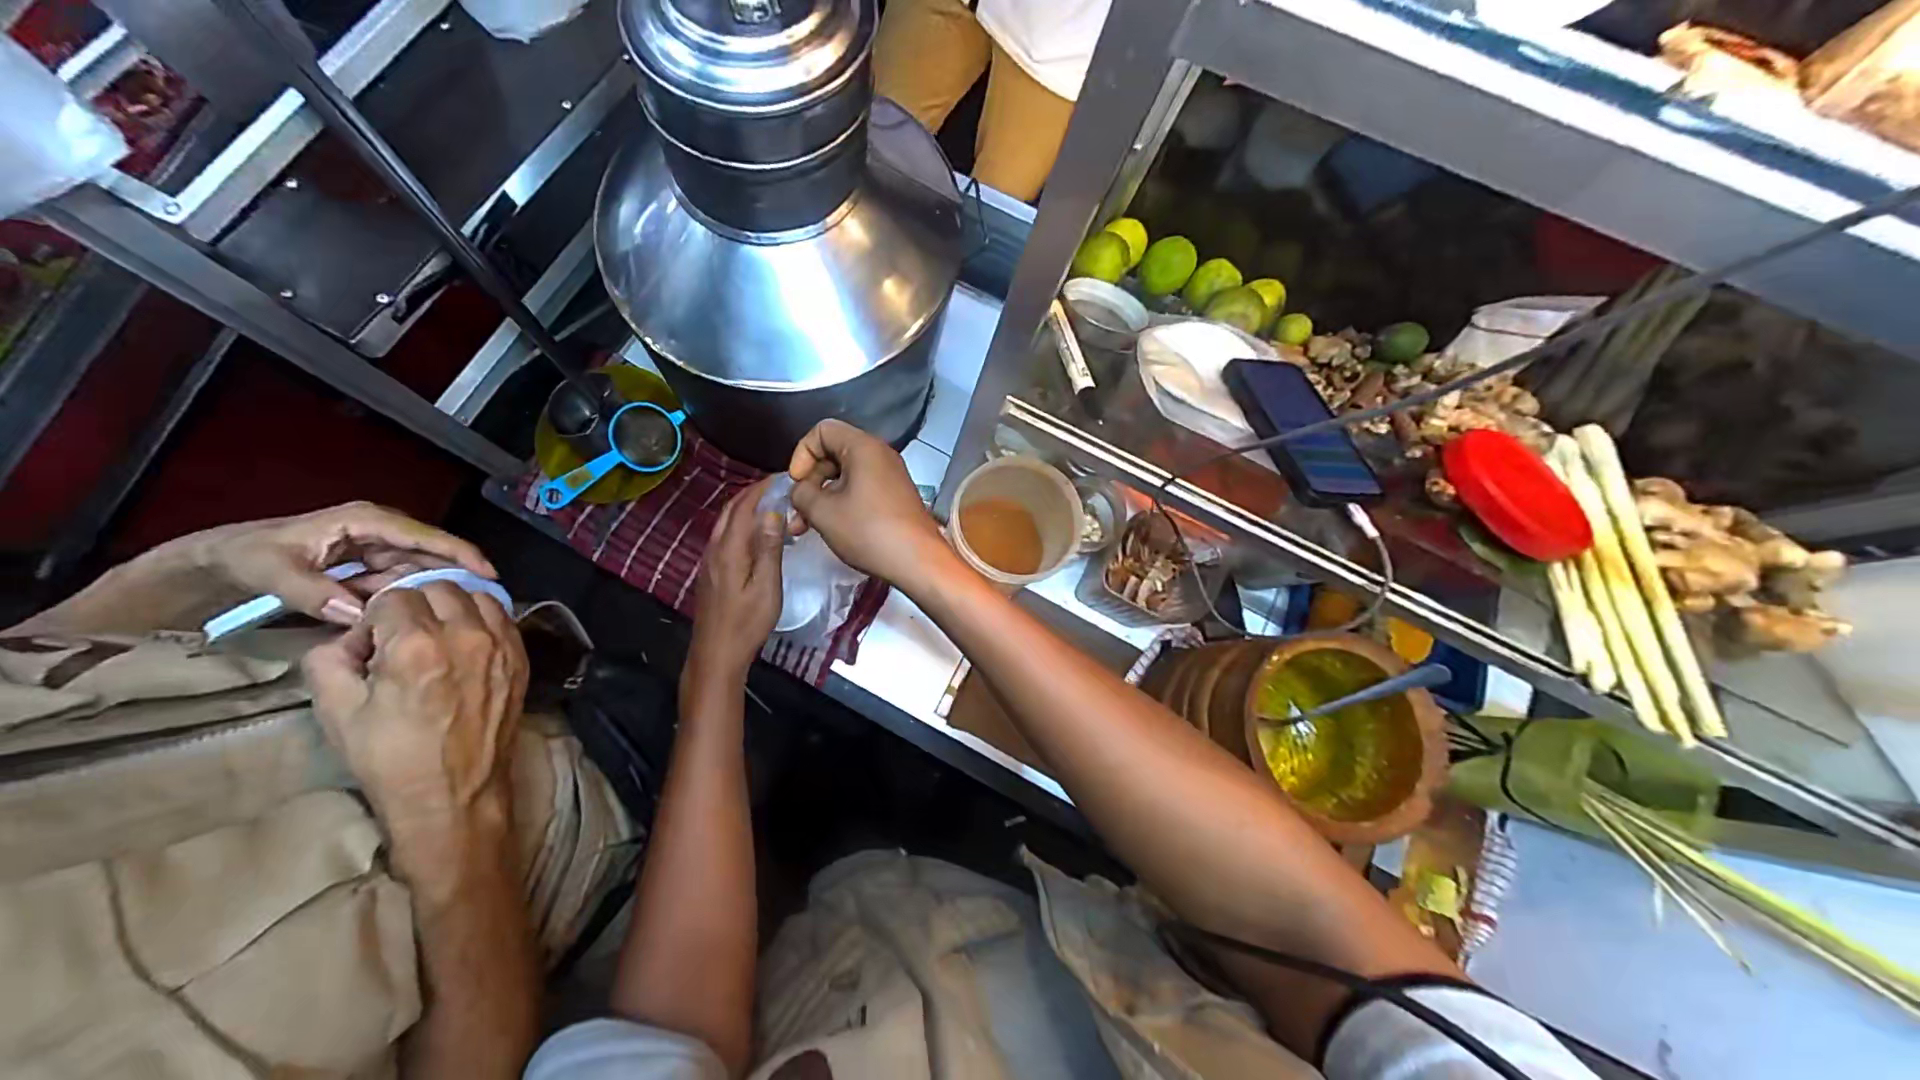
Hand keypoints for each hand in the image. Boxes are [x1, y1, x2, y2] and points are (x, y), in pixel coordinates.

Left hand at [190, 501, 495, 625]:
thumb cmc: (246, 557)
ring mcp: (376, 550)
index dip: (460, 553)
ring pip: (419, 570)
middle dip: (456, 574)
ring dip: (435, 590)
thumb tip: (360, 614)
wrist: (214, 564)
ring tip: (460, 614)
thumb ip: (313, 593)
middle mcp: (380, 532)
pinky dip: (412, 598)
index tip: (489, 575)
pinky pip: (400, 583)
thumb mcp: (271, 571)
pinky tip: (426, 617)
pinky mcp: (370, 568)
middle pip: (431, 553)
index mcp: (366, 521)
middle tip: (482, 602)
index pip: (425, 536)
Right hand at [302, 583, 527, 879]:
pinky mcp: (521, 658)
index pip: (394, 597)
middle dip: (414, 604)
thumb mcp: (336, 708)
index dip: (375, 618)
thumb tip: (353, 635)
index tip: (372, 645)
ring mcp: (501, 645)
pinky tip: (466, 640)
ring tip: (436, 635)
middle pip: (439, 588)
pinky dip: (483, 618)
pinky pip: (505, 617)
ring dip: (453, 606)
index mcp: (418, 645)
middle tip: (402, 636)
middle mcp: (467, 635)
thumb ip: (330, 657)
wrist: (454, 792)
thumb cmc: (391, 756)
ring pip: (478, 596)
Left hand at [687, 479, 784, 682]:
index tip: (783, 477)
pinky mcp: (711, 571)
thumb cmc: (747, 623)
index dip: (762, 488)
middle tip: (778, 485)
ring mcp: (710, 560)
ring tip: (771, 502)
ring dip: (745, 506)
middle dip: (753, 492)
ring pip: (725, 522)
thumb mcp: (766, 587)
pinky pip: (725, 535)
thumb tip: (773, 513)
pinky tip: (757, 531)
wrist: (716, 653)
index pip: (744, 507)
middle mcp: (714, 549)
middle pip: (730, 509)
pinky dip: (741, 522)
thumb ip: (769, 549)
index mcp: (729, 550)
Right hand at [787, 419, 952, 592]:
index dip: (801, 454)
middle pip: (832, 453)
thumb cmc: (869, 531)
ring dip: (822, 497)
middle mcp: (880, 455)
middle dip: (809, 481)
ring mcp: (890, 476)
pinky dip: (841, 504)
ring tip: (805, 527)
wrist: (918, 562)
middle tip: (797, 510)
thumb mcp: (823, 512)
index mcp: (863, 447)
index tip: (796, 483)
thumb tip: (801, 491)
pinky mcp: (894, 497)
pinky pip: (860, 490)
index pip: (822, 431)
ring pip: (845, 476)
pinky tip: (830, 528)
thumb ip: (801, 493)